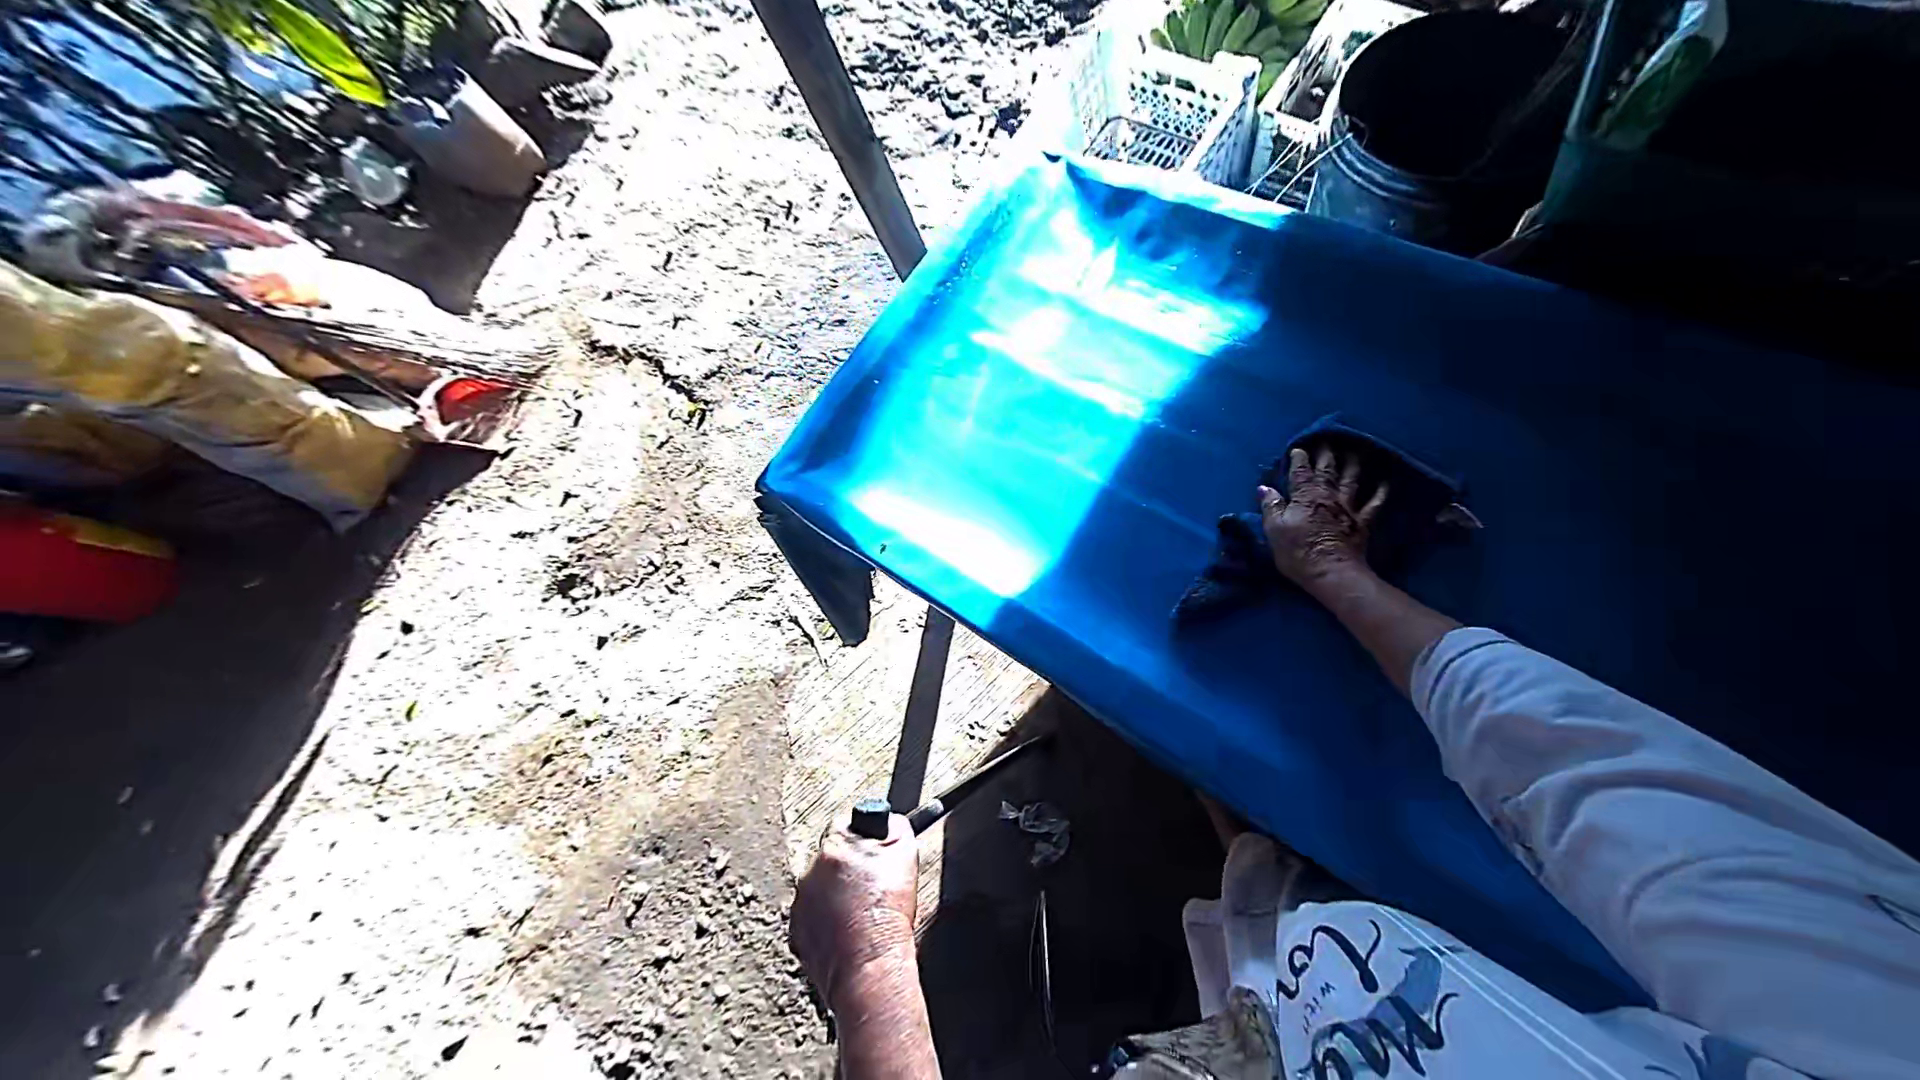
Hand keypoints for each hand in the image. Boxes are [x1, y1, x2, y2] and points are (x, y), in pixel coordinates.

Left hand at [790, 815, 918, 1008]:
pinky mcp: (797, 932)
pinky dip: (826, 921)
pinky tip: (848, 930)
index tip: (874, 851)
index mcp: (836, 846)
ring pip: (820, 888)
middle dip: (849, 867)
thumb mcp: (906, 852)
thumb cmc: (887, 913)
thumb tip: (889, 821)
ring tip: (861, 912)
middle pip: (831, 857)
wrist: (870, 966)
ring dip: (836, 894)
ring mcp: (800, 903)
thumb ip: (895, 826)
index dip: (864, 838)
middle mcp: (811, 871)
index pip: (846, 825)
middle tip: (871, 886)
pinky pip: (812, 917)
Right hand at [1257, 443, 1387, 587]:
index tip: (1299, 448)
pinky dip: (1380, 491)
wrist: (1332, 573)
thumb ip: (1271, 506)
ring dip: (1353, 464)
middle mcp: (1328, 496)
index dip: (1299, 459)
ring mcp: (1348, 507)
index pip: (1300, 472)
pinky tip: (1385, 482)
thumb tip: (1265, 488)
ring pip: (1351, 480)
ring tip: (1356, 451)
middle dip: (1326, 455)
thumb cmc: (1297, 551)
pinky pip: (1374, 502)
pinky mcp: (1362, 522)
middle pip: (1327, 470)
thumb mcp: (1274, 529)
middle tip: (1328, 440)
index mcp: (1304, 496)